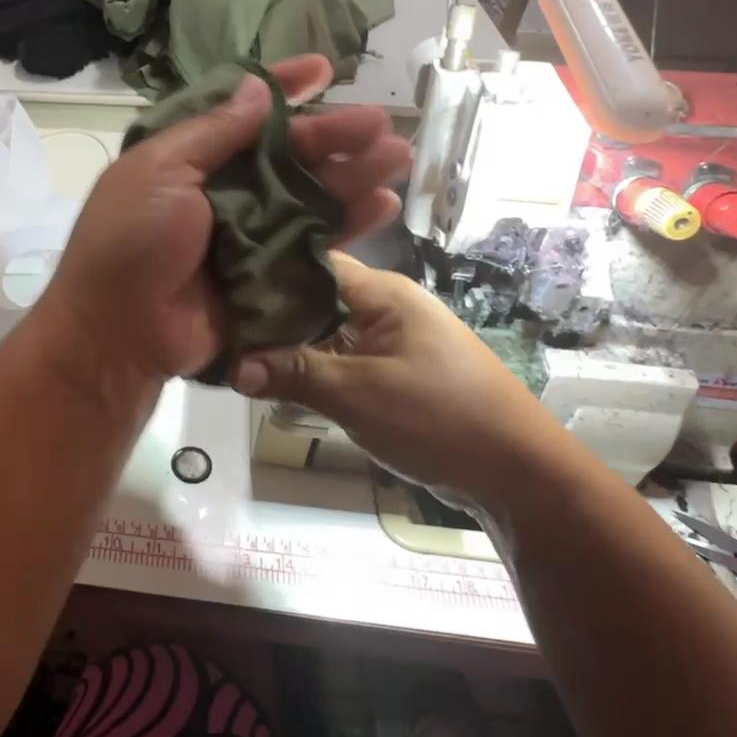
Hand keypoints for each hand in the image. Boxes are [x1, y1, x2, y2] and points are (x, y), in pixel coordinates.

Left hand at [36, 55, 411, 382]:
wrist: (119, 331)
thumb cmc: (131, 239)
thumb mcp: (160, 170)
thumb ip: (213, 132)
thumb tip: (257, 87)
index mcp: (189, 158)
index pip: (241, 112)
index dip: (281, 88)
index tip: (323, 69)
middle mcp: (222, 190)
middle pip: (287, 154)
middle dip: (333, 135)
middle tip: (380, 122)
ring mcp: (248, 233)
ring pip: (309, 195)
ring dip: (351, 175)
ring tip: (397, 156)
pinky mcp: (268, 274)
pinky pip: (314, 244)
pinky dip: (348, 225)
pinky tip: (383, 206)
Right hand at [232, 252, 572, 497]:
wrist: (518, 473)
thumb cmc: (439, 418)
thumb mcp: (358, 394)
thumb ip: (294, 374)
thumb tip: (234, 367)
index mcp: (383, 292)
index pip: (311, 263)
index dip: (265, 275)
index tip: (219, 291)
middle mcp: (387, 305)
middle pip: (315, 296)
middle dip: (271, 314)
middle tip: (218, 328)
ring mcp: (394, 338)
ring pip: (328, 329)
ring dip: (291, 344)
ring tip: (236, 352)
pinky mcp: (397, 370)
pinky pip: (343, 356)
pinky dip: (313, 365)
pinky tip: (277, 378)